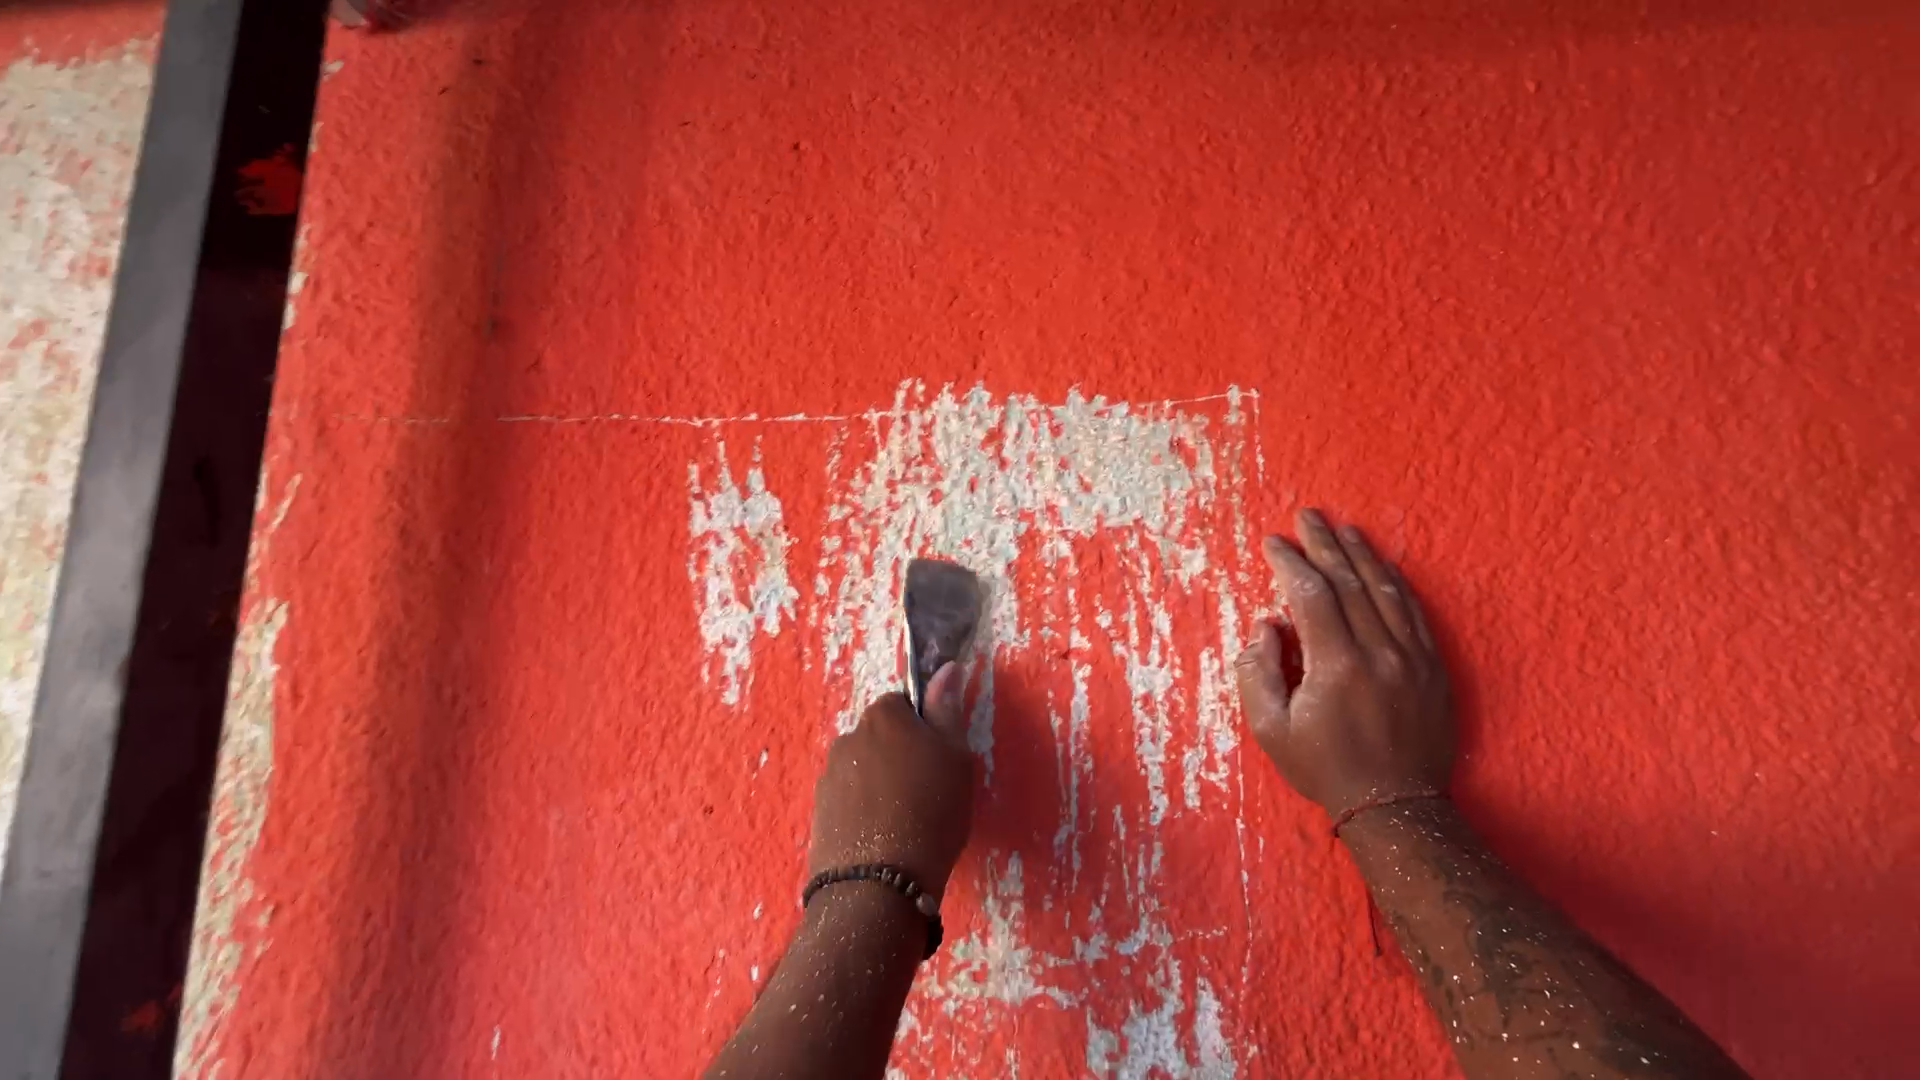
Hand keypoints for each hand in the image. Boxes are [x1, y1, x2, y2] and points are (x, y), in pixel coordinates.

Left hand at [807, 665, 974, 899]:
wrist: (880, 885)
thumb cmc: (932, 811)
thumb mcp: (956, 756)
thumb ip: (947, 708)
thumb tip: (947, 666)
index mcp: (882, 716)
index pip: (902, 705)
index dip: (922, 730)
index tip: (937, 760)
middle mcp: (848, 737)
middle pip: (879, 736)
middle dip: (898, 756)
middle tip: (926, 792)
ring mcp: (828, 776)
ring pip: (863, 770)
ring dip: (878, 785)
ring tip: (902, 822)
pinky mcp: (818, 813)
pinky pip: (849, 801)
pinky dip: (863, 812)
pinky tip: (881, 840)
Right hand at [1235, 508, 1454, 822]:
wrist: (1395, 806)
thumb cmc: (1323, 767)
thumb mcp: (1270, 728)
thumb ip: (1257, 671)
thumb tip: (1266, 625)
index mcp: (1336, 665)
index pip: (1311, 595)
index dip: (1290, 562)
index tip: (1273, 542)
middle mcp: (1379, 652)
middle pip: (1349, 581)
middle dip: (1323, 544)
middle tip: (1306, 515)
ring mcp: (1412, 657)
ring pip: (1385, 590)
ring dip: (1361, 554)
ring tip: (1343, 528)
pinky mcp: (1433, 667)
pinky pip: (1413, 612)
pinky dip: (1394, 582)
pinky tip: (1382, 566)